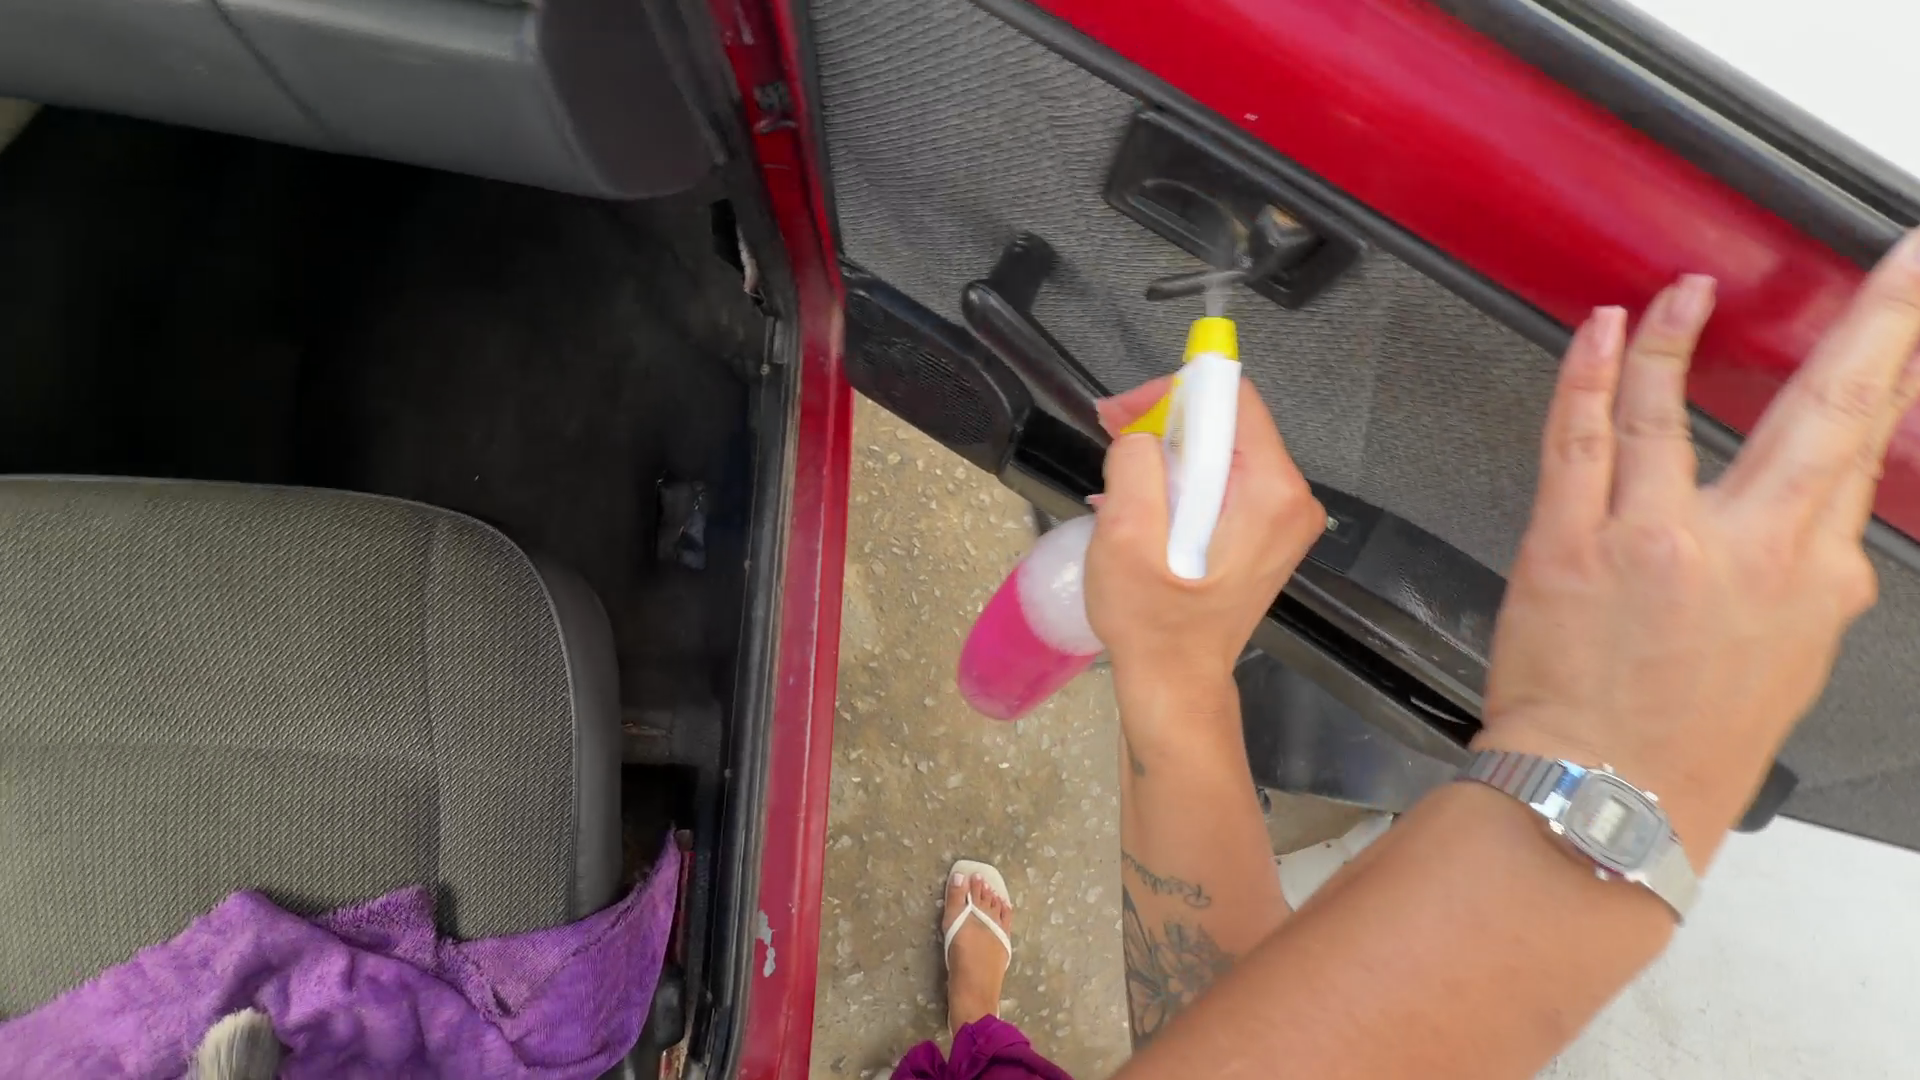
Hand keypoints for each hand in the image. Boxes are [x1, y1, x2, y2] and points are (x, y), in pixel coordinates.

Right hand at [1085, 376, 1325, 740]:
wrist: (1176, 682)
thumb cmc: (1151, 622)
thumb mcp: (1126, 538)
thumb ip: (1136, 466)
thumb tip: (1142, 431)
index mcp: (1269, 493)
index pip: (1232, 399)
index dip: (1172, 391)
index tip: (1121, 413)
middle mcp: (1290, 498)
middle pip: (1228, 422)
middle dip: (1165, 421)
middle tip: (1111, 437)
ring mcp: (1281, 518)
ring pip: (1221, 450)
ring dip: (1166, 452)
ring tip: (1118, 475)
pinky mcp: (1263, 532)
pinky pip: (1222, 480)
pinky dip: (1180, 479)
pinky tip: (1142, 501)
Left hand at [1481, 232, 1919, 861]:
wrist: (1608, 783)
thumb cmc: (1687, 731)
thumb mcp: (1784, 651)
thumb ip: (1795, 572)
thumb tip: (1796, 513)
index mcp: (1816, 575)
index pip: (1858, 450)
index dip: (1890, 377)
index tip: (1910, 321)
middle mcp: (1748, 547)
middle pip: (1819, 414)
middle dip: (1873, 325)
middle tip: (1900, 261)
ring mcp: (1653, 538)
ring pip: (1663, 413)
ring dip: (1671, 341)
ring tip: (1678, 293)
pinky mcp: (1569, 543)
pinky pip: (1578, 442)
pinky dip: (1584, 382)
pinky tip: (1596, 337)